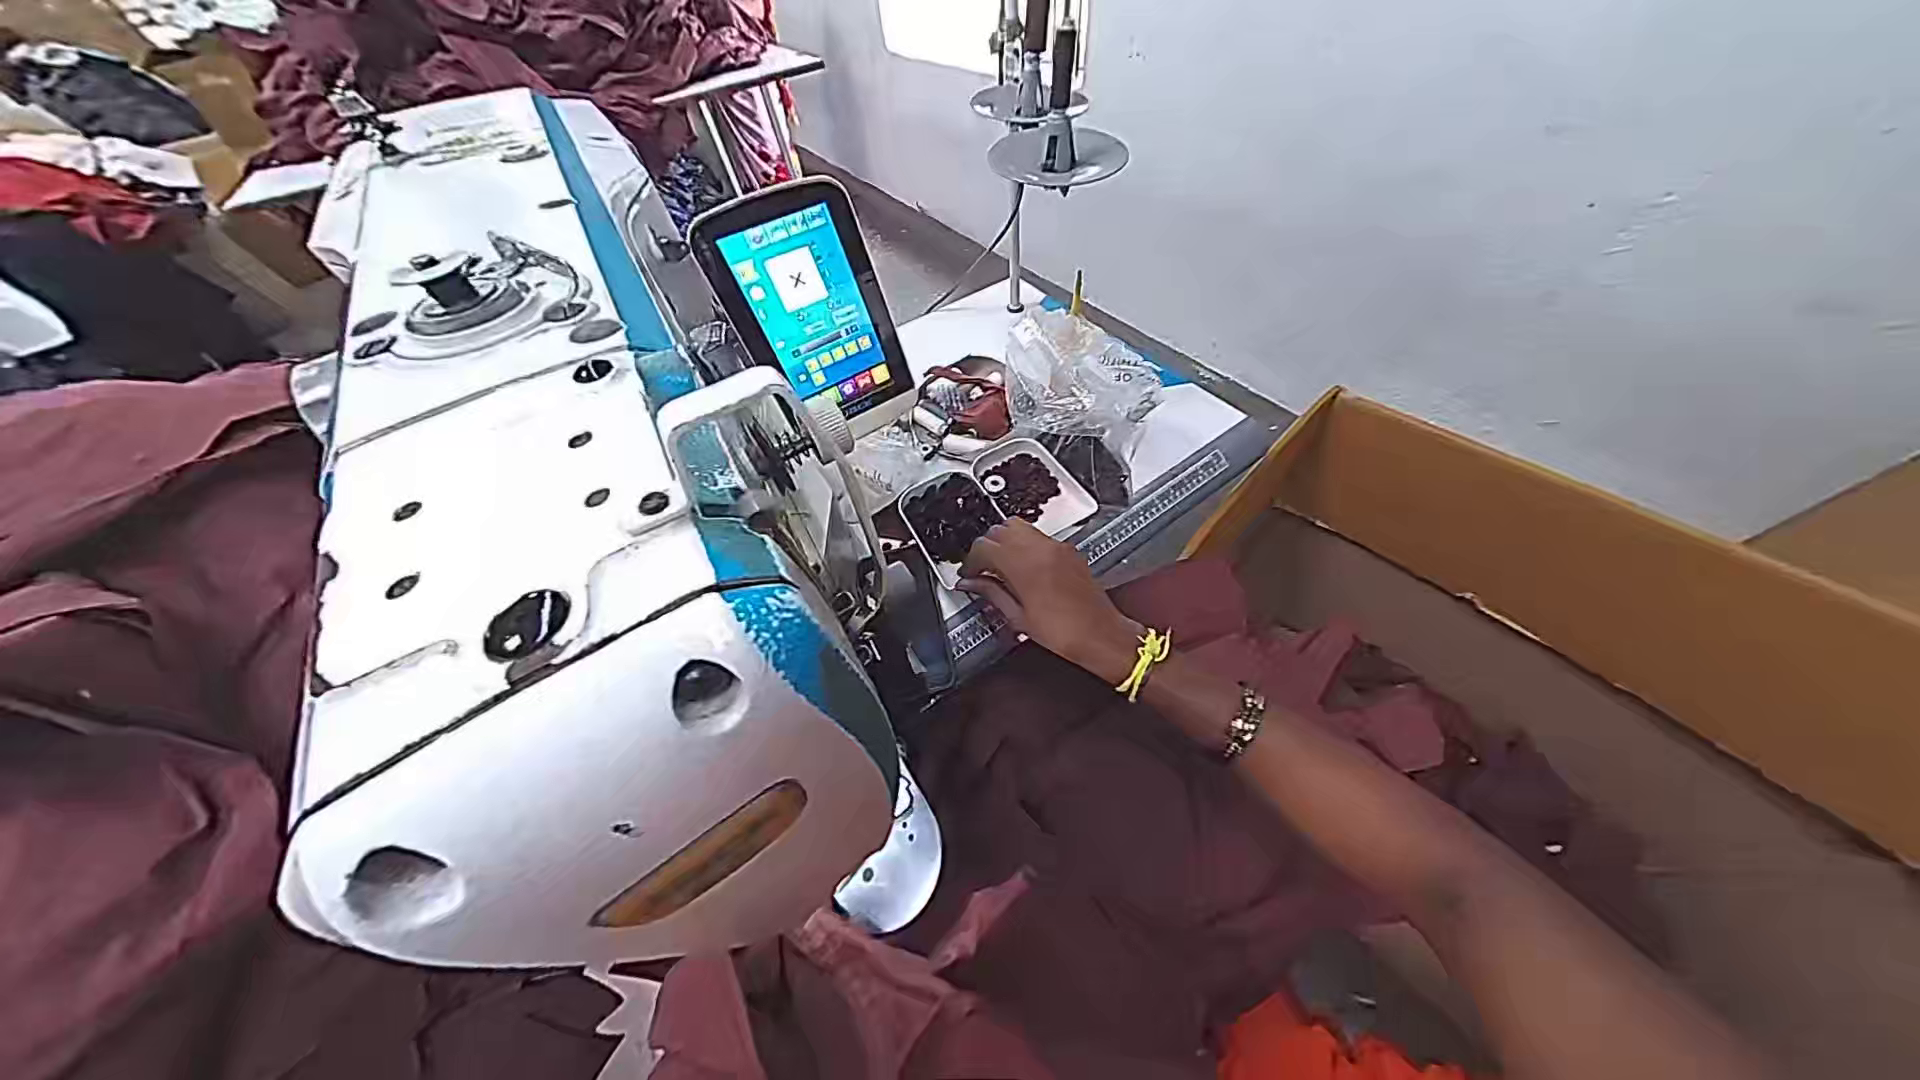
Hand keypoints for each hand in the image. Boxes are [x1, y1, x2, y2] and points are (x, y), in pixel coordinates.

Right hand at [956, 519, 1143, 683]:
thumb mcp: (1018, 618)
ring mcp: (1056, 547)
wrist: (1102, 636)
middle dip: (985, 548)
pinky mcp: (1068, 550)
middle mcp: (1041, 549)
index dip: (970, 561)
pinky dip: (1023, 544)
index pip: (984, 546)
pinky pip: (1037, 536)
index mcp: (1025, 566)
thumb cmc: (1066, 634)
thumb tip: (971, 584)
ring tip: (1000, 566)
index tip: (969, 574)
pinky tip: (1022, 567)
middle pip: (998, 530)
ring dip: (1003, 542)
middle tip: (981, 571)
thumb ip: (991, 593)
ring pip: (1018, 526)